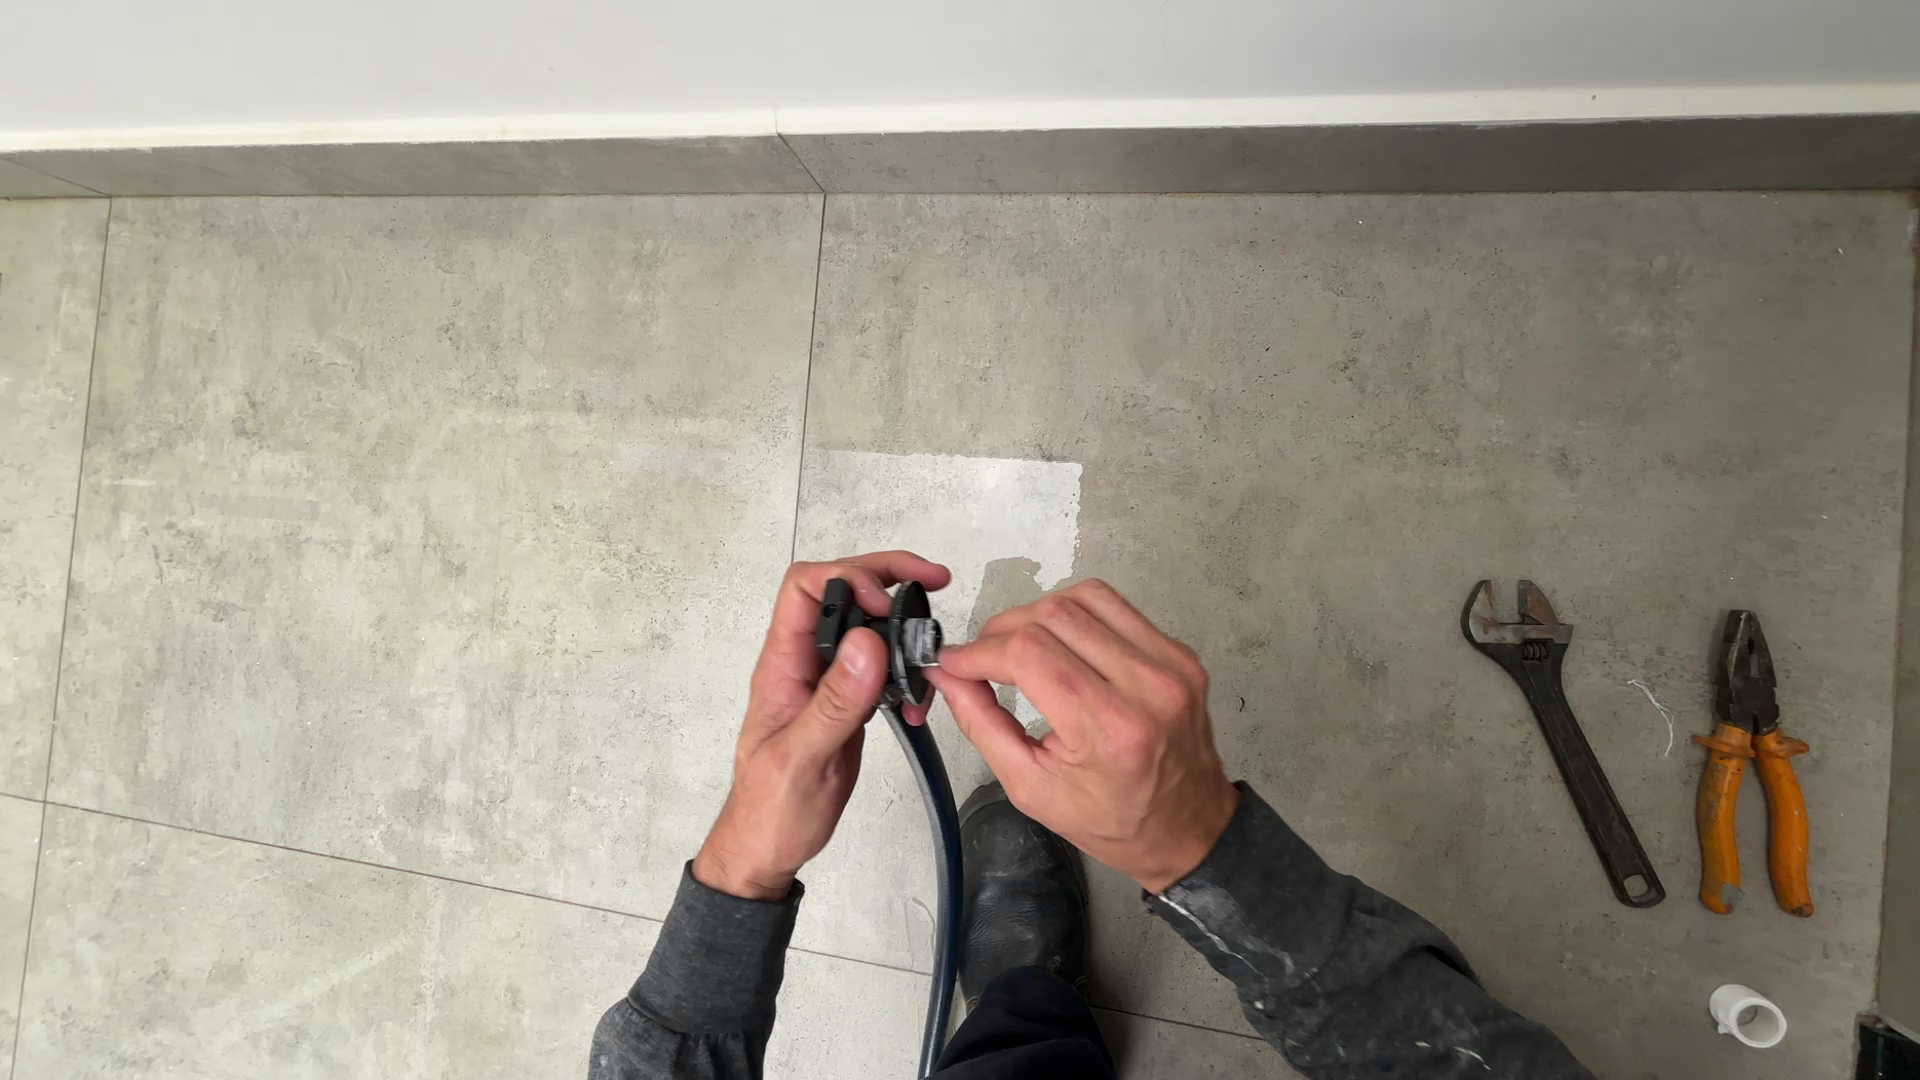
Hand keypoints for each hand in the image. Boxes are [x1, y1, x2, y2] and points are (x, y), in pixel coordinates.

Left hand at [694, 551, 951, 899]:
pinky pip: (881, 664)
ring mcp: (829, 678)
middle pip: (844, 591)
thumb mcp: (801, 759)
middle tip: (936, 580)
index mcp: (783, 663)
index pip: (806, 588)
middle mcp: (807, 660)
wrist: (769, 848)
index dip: (849, 579)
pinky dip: (907, 670)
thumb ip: (834, 703)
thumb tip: (870, 641)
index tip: (886, 605)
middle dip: (889, 576)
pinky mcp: (850, 699)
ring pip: (868, 625)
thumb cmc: (771, 810)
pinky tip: (919, 700)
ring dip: (904, 626)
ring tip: (934, 646)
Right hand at [927, 580, 1237, 893]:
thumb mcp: (1030, 788)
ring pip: (1082, 597)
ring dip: (1035, 614)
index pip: (1029, 653)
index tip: (953, 662)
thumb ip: (981, 723)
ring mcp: (1168, 662)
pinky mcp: (1177, 651)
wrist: (1188, 827)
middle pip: (1052, 615)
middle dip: (1001, 631)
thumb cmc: (1110, 819)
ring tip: (1017, 647)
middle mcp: (1146, 686)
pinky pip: (1112, 605)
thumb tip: (945, 673)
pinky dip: (1073, 612)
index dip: (980, 651)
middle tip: (981, 659)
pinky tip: (1059, 640)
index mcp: (1109, 729)